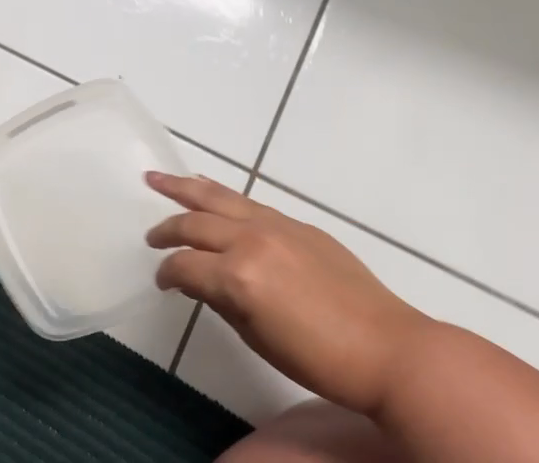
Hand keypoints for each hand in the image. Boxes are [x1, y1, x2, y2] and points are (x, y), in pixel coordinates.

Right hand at [145, 171, 432, 415]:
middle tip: (150, 236)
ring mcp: (275, 225)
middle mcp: (250, 240)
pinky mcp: (297, 224)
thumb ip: (221, 301)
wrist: (389, 349)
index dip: (166, 274)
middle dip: (167, 230)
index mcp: (237, 276)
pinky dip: (220, 194)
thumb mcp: (257, 337)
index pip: (184, 266)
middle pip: (194, 224)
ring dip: (183, 188)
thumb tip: (196, 281)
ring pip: (217, 197)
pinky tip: (207, 190)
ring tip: (156, 179)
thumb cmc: (319, 359)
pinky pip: (247, 201)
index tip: (162, 283)